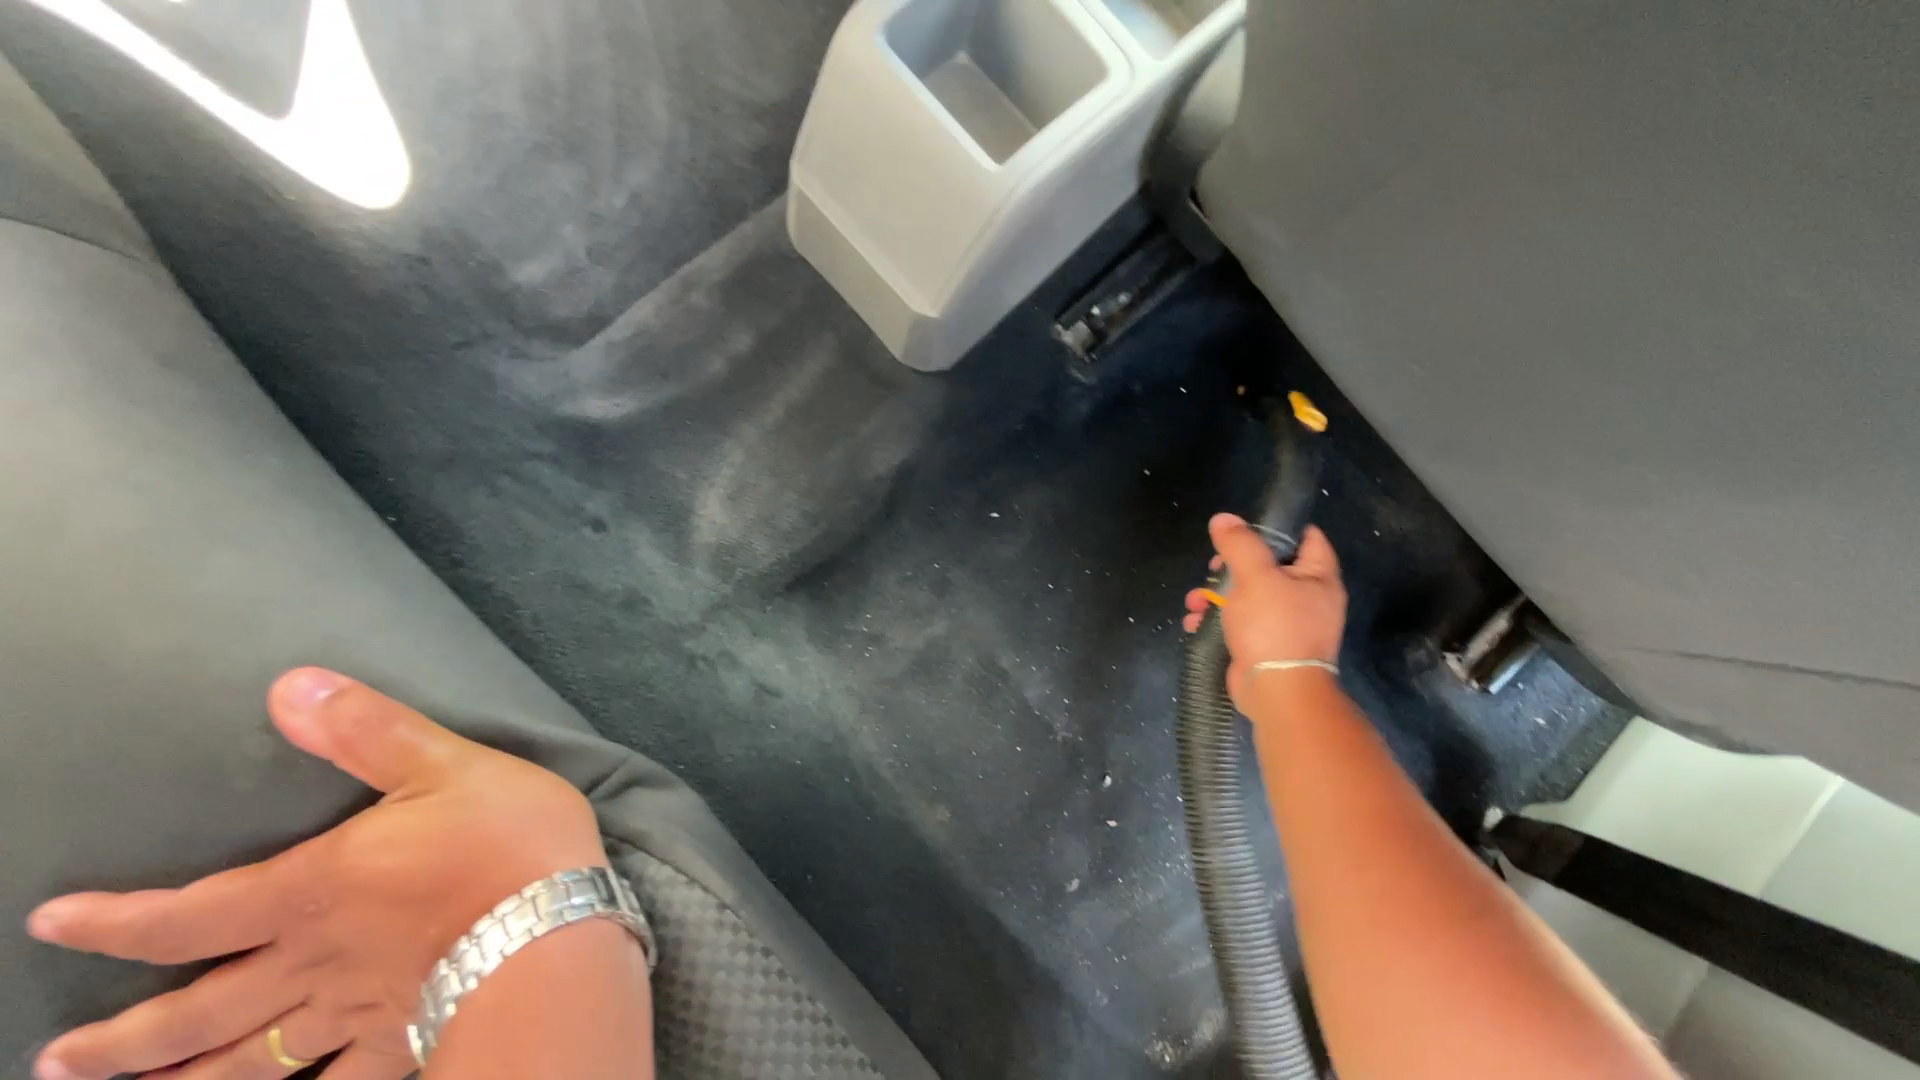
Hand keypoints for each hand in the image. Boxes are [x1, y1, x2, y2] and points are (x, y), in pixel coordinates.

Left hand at [28, 669, 609, 1079]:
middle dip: (122, 1038)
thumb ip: (369, 730)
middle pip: (199, 1009)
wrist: (557, 921)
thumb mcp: (446, 764)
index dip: (115, 920)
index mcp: (316, 890)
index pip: (190, 916)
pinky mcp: (402, 1039)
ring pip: (250, 1061)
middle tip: (55, 1058)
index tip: (51, 924)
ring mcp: (357, 1010)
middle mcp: (315, 961)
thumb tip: (287, 686)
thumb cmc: (504, 836)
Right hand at [1183, 513, 1346, 707]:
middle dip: (1233, 567)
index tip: (1245, 528)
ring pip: (1248, 596)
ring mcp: (1287, 625)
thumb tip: (1223, 519)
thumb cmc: (1274, 626)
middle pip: (1269, 567)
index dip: (1278, 527)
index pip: (1307, 537)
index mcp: (1318, 577)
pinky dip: (1216, 621)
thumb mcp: (1255, 576)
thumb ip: (1239, 544)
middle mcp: (1307, 599)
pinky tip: (1196, 622)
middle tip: (1214, 568)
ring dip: (1217, 596)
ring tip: (1195, 601)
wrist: (1277, 691)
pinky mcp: (1265, 646)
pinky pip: (1239, 624)